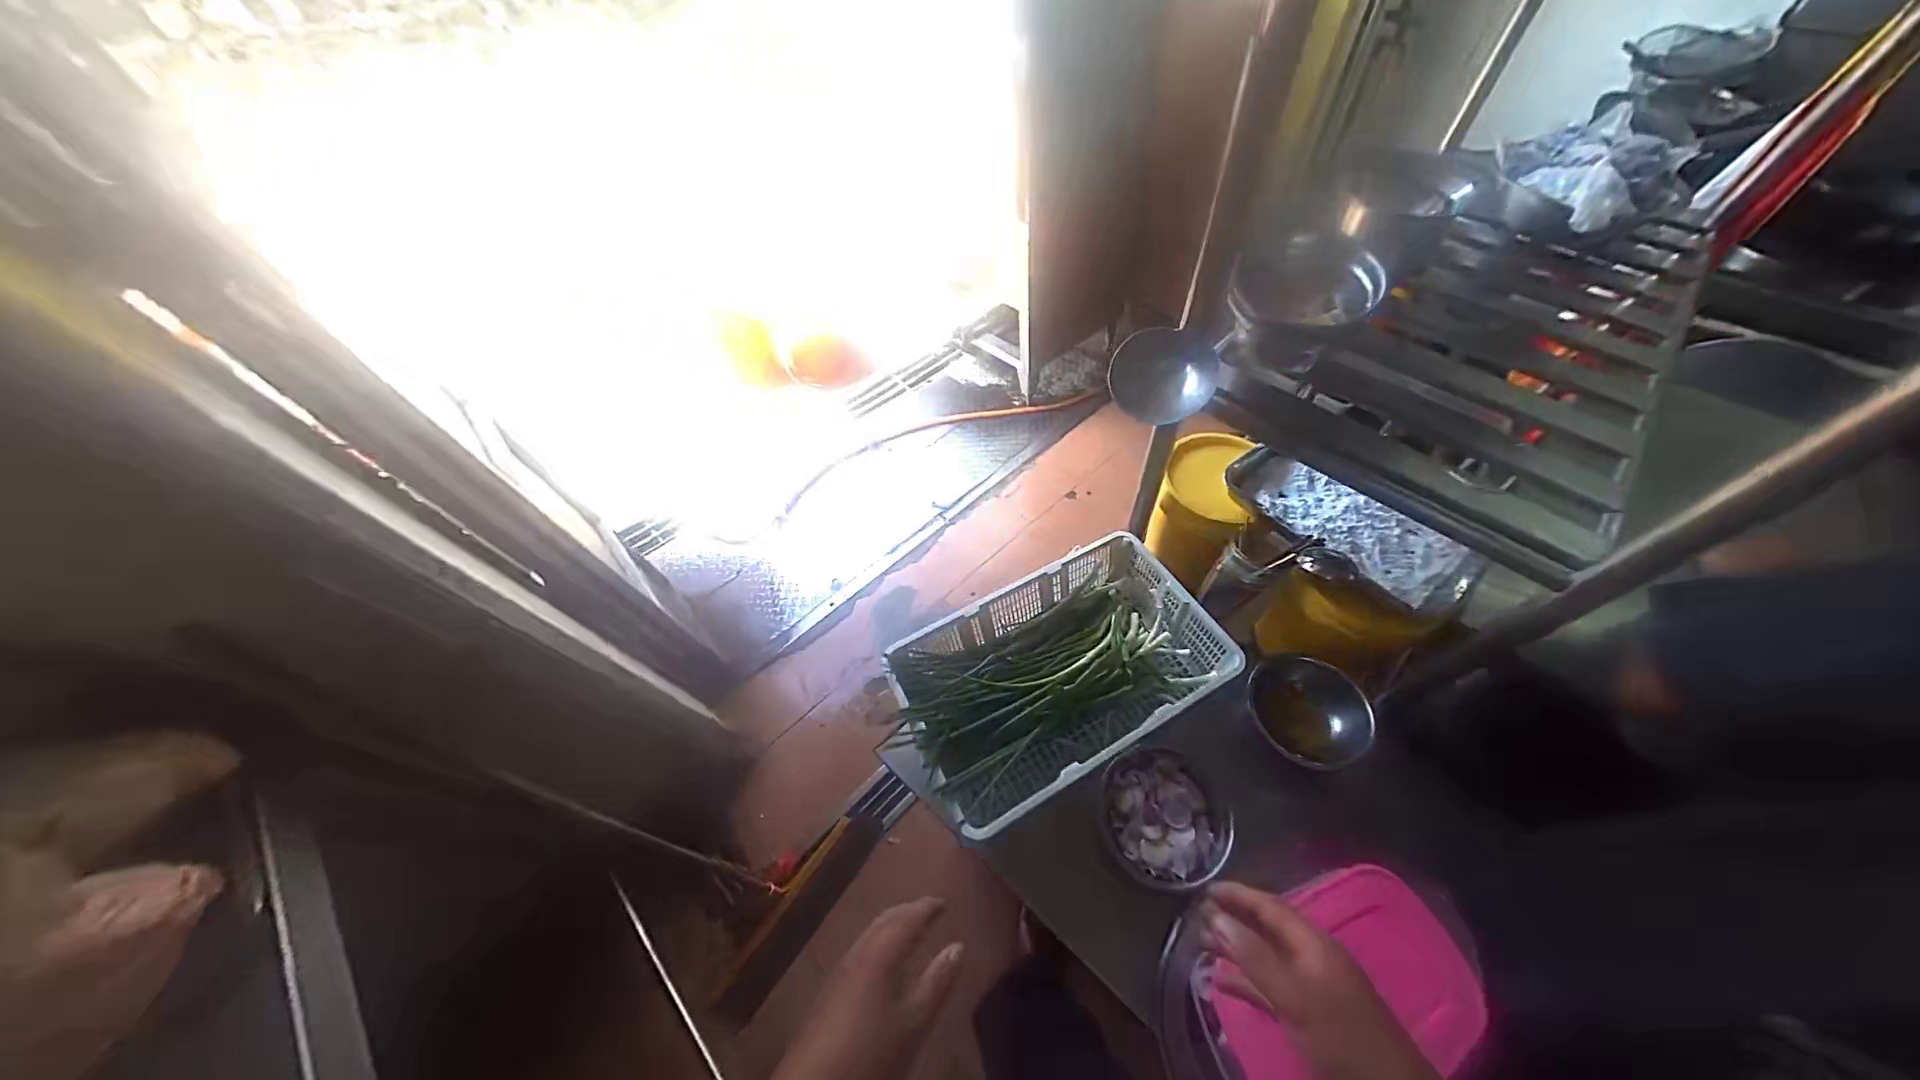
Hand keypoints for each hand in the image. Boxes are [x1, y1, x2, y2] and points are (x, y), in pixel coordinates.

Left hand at [770, 897, 963, 1079]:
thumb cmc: (870, 1052)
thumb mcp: (912, 1023)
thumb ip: (936, 983)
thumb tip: (958, 947)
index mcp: (879, 955)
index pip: (907, 919)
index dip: (926, 909)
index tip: (945, 903)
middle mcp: (858, 953)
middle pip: (885, 920)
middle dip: (908, 911)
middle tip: (930, 912)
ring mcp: (841, 969)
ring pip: (871, 932)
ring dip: (893, 925)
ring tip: (911, 931)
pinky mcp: (831, 988)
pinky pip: (862, 948)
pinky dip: (880, 941)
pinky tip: (885, 960)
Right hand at [1201, 882, 1439, 1079]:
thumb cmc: (1342, 1038)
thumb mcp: (1295, 996)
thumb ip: (1254, 956)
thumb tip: (1216, 915)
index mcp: (1313, 943)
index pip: (1270, 906)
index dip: (1238, 894)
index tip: (1205, 887)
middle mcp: (1310, 957)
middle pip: (1266, 928)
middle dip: (1233, 919)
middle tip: (1196, 913)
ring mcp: (1310, 986)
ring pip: (1265, 957)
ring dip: (1235, 948)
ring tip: (1200, 942)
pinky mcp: (1307, 1013)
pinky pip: (1269, 986)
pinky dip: (1245, 980)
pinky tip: (1220, 981)